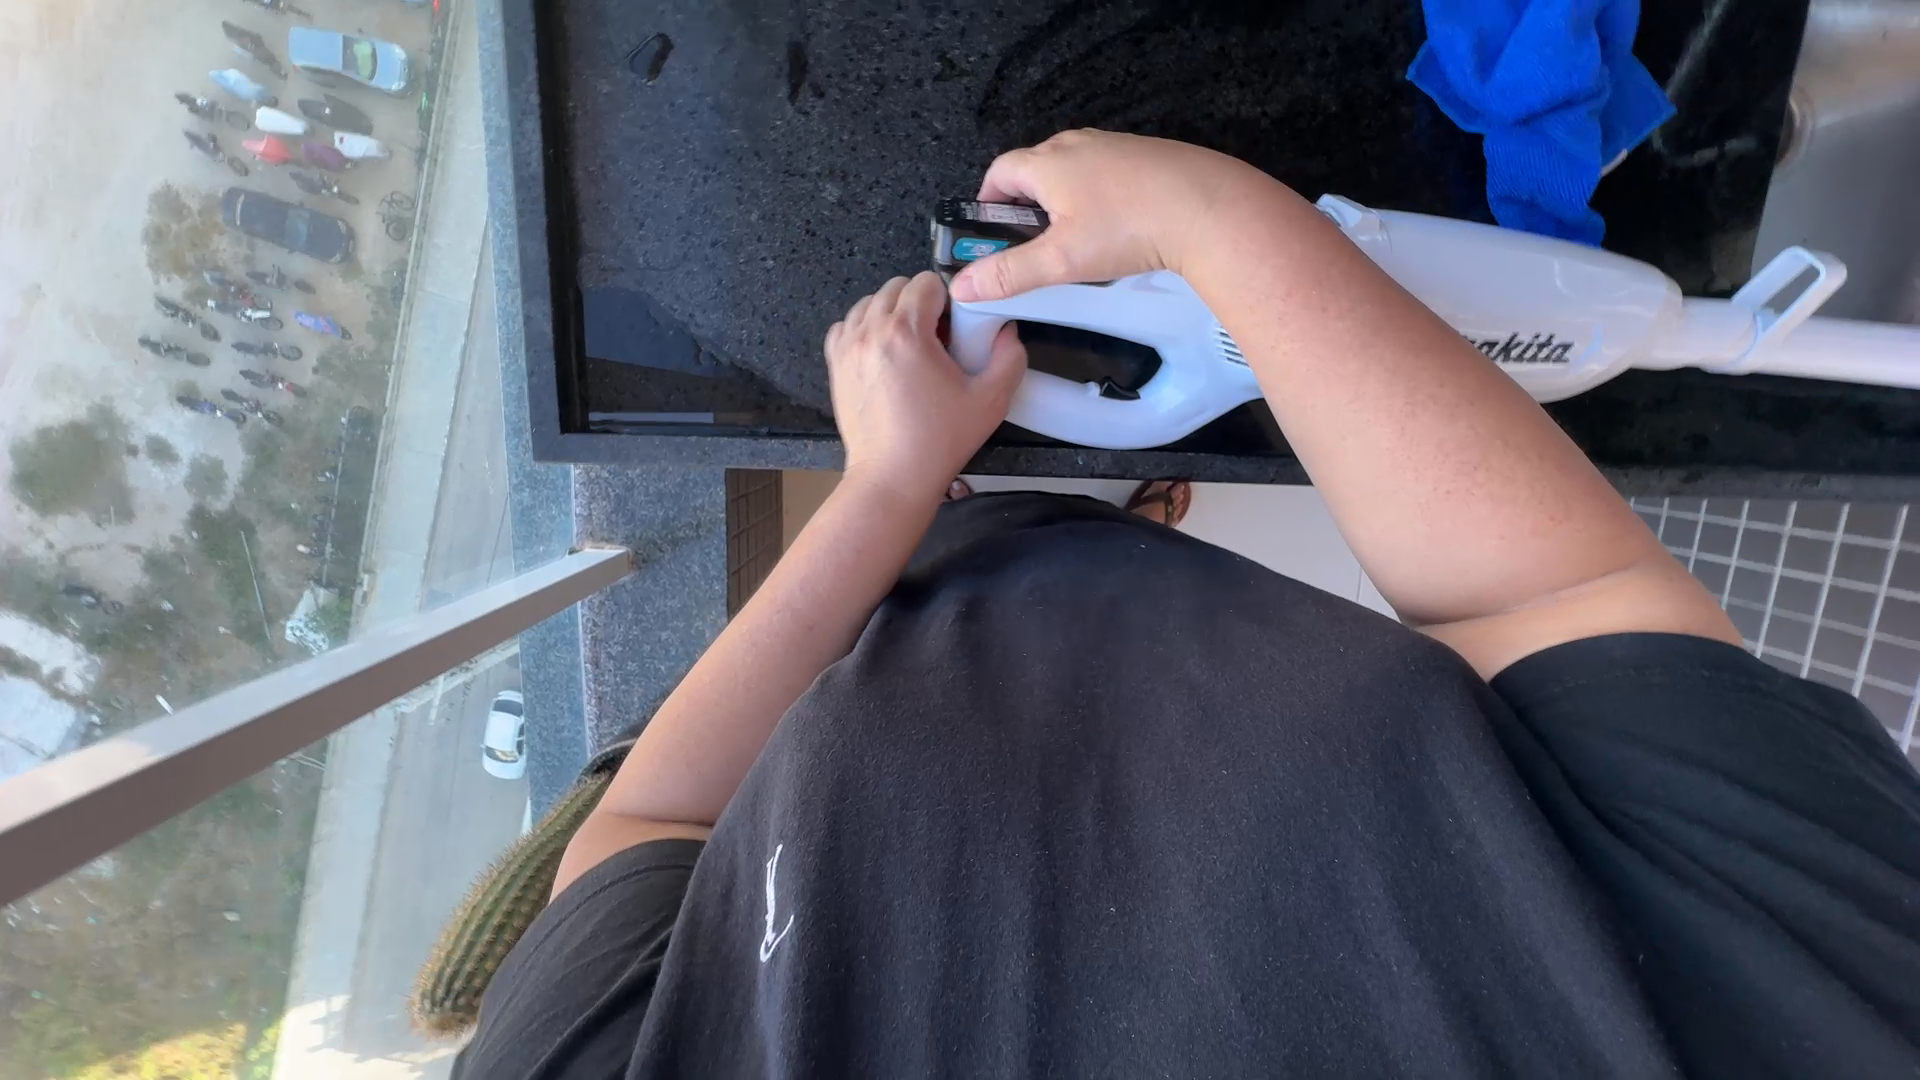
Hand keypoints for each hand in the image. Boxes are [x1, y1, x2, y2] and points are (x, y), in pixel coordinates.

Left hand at [825, 272, 1026, 501]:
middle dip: (921, 304)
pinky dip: (865, 329)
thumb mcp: (991, 401)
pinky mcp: (837, 367)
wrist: (893, 477)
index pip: (926, 282)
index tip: (955, 326)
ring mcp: (849, 349)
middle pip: (896, 287)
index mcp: (907, 333)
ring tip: (912, 346)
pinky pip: (847, 326)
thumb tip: (1007, 333)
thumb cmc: (936, 443)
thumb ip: (1009, 357)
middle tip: (938, 338)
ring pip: (870, 303)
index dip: (948, 299)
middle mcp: (871, 333)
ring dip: (893, 314)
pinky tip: (884, 352)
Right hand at [949, 129, 1282, 302]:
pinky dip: (1094, 202)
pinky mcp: (1143, 160)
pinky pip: (1103, 177)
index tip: (987, 235)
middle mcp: (1077, 145)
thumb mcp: (1058, 260)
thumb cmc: (1127, 228)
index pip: (998, 172)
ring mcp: (1113, 149)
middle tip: (1027, 248)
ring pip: (1070, 174)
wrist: (1205, 210)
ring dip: (1059, 205)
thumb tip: (964, 286)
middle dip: (1022, 208)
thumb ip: (1008, 274)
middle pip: (1033, 171)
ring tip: (1070, 245)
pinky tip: (1111, 232)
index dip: (986, 203)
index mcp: (1048, 162)